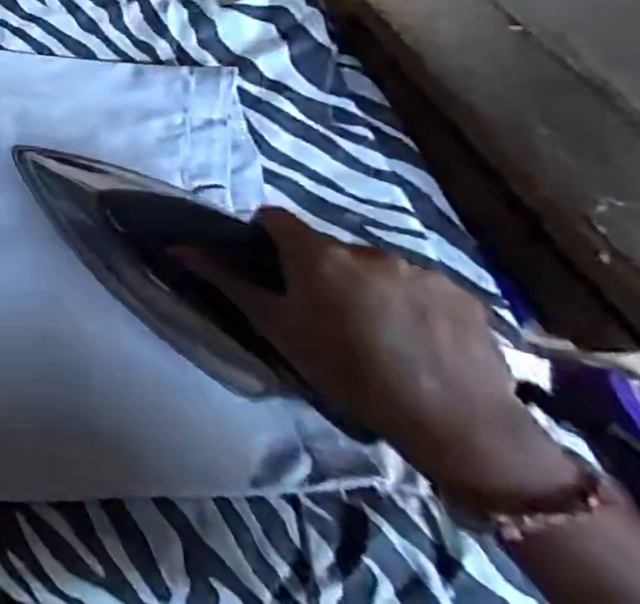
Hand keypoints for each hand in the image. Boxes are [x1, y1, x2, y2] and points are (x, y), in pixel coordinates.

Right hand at [183, 209, 581, 504]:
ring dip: (367, 288)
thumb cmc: (346, 371)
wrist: (454, 421)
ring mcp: (419, 267)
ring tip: (377, 336)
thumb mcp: (277, 328)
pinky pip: (421, 287)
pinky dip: (411, 305)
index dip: (264, 236)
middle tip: (323, 317)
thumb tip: (179, 246)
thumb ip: (228, 282)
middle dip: (320, 271)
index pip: (275, 218)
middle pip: (327, 248)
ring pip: (375, 268)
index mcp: (317, 253)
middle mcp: (366, 248)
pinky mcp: (460, 291)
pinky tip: (418, 343)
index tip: (269, 268)